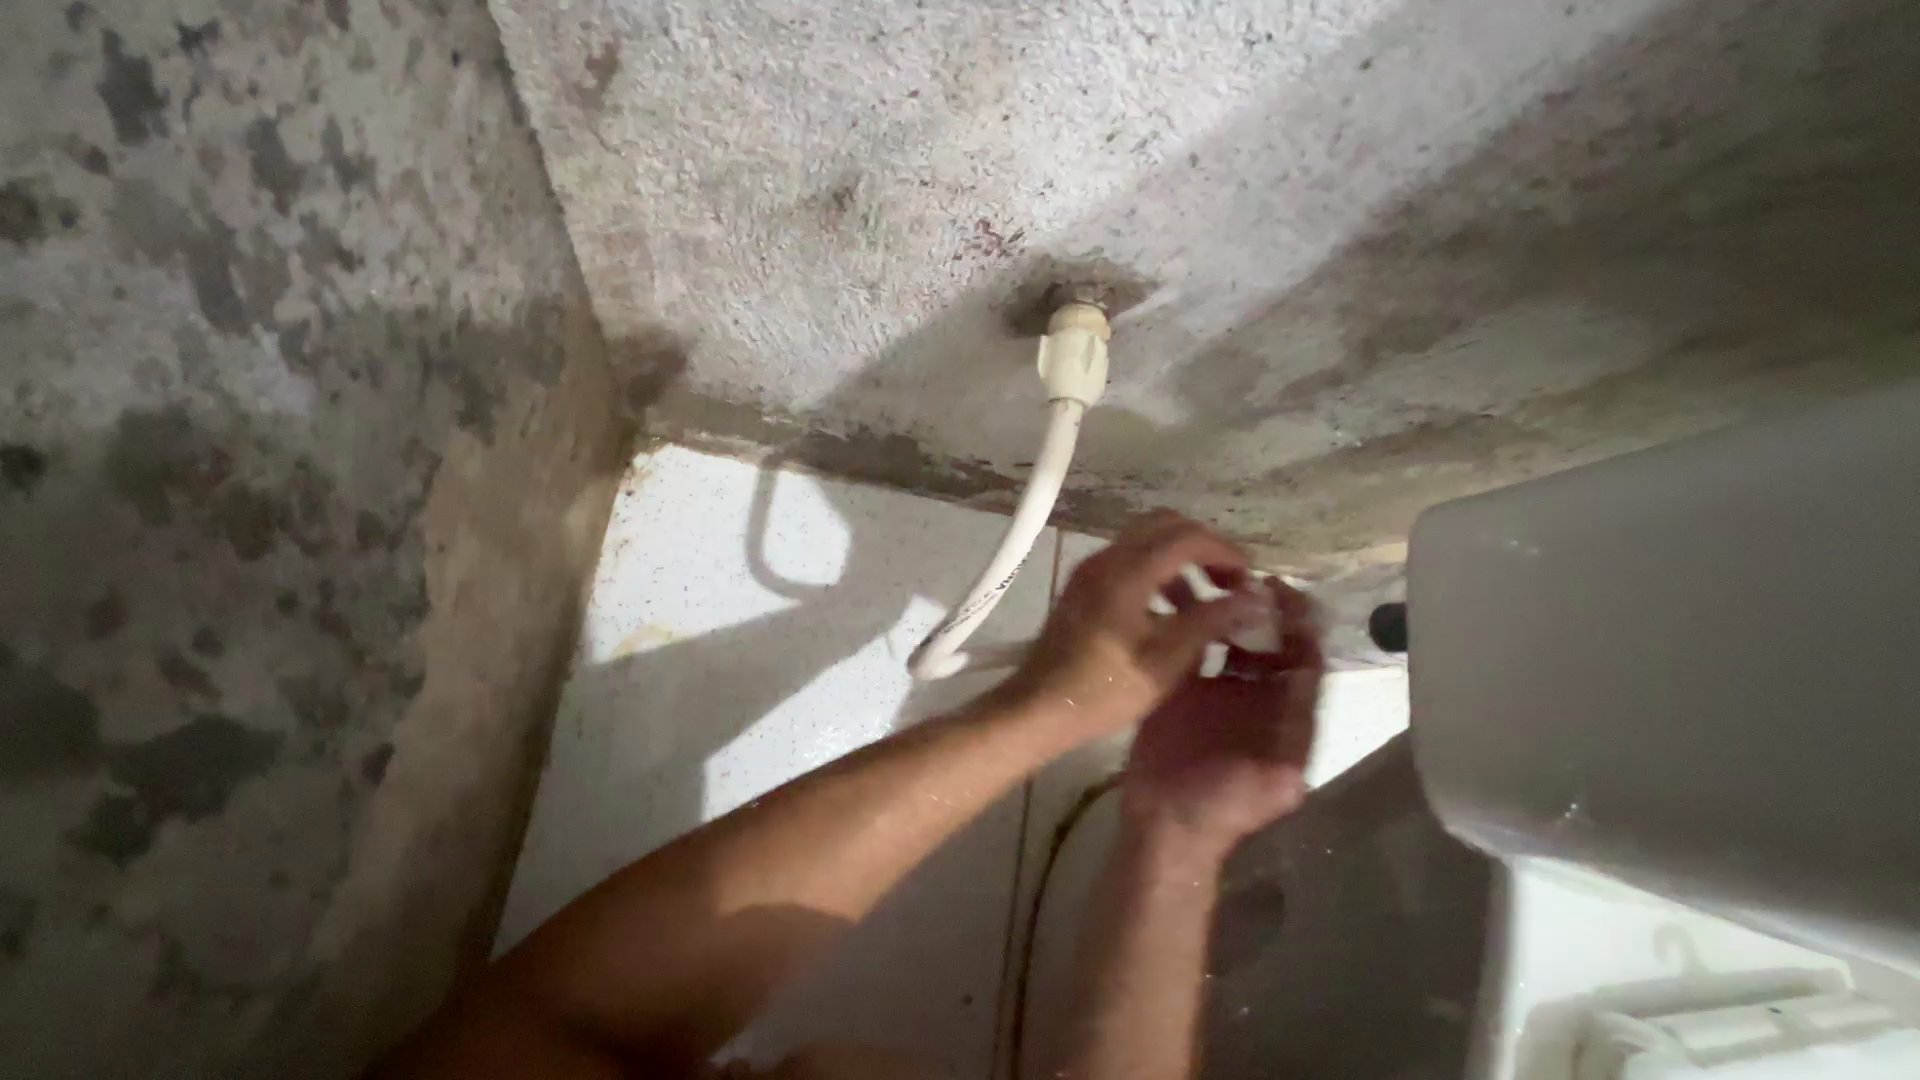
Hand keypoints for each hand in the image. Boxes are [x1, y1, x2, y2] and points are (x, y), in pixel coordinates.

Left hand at [1004, 511, 1267, 737]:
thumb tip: (1252, 598)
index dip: (1225, 552)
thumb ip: (1209, 622)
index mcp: (1125, 573)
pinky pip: (1128, 561)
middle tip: (1229, 583)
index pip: (1186, 537)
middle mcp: (1105, 559)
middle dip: (1204, 548)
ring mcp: (1090, 570)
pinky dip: (1157, 573)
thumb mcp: (1165, 662)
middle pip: (1165, 526)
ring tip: (1205, 605)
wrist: (1039, 708)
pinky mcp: (1083, 586)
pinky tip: (1171, 615)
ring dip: (1181, 562)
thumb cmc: (1103, 691)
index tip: (1249, 580)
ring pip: (1146, 541)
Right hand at [1121, 577, 1323, 858]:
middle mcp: (1257, 697)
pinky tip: (1178, 600)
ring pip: (1232, 638)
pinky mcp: (1182, 689)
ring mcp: (1218, 691)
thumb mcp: (1268, 787)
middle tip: (1245, 575)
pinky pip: (1191, 648)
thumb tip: (1307, 708)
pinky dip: (1190, 624)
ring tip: (1210, 577)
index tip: (1285, 594)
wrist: (1165, 825)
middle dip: (1264, 608)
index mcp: (1286, 717)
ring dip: (1228, 609)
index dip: (1300, 627)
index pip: (1303, 662)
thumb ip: (1287, 754)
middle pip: (1270, 642)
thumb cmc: (1222, 811)